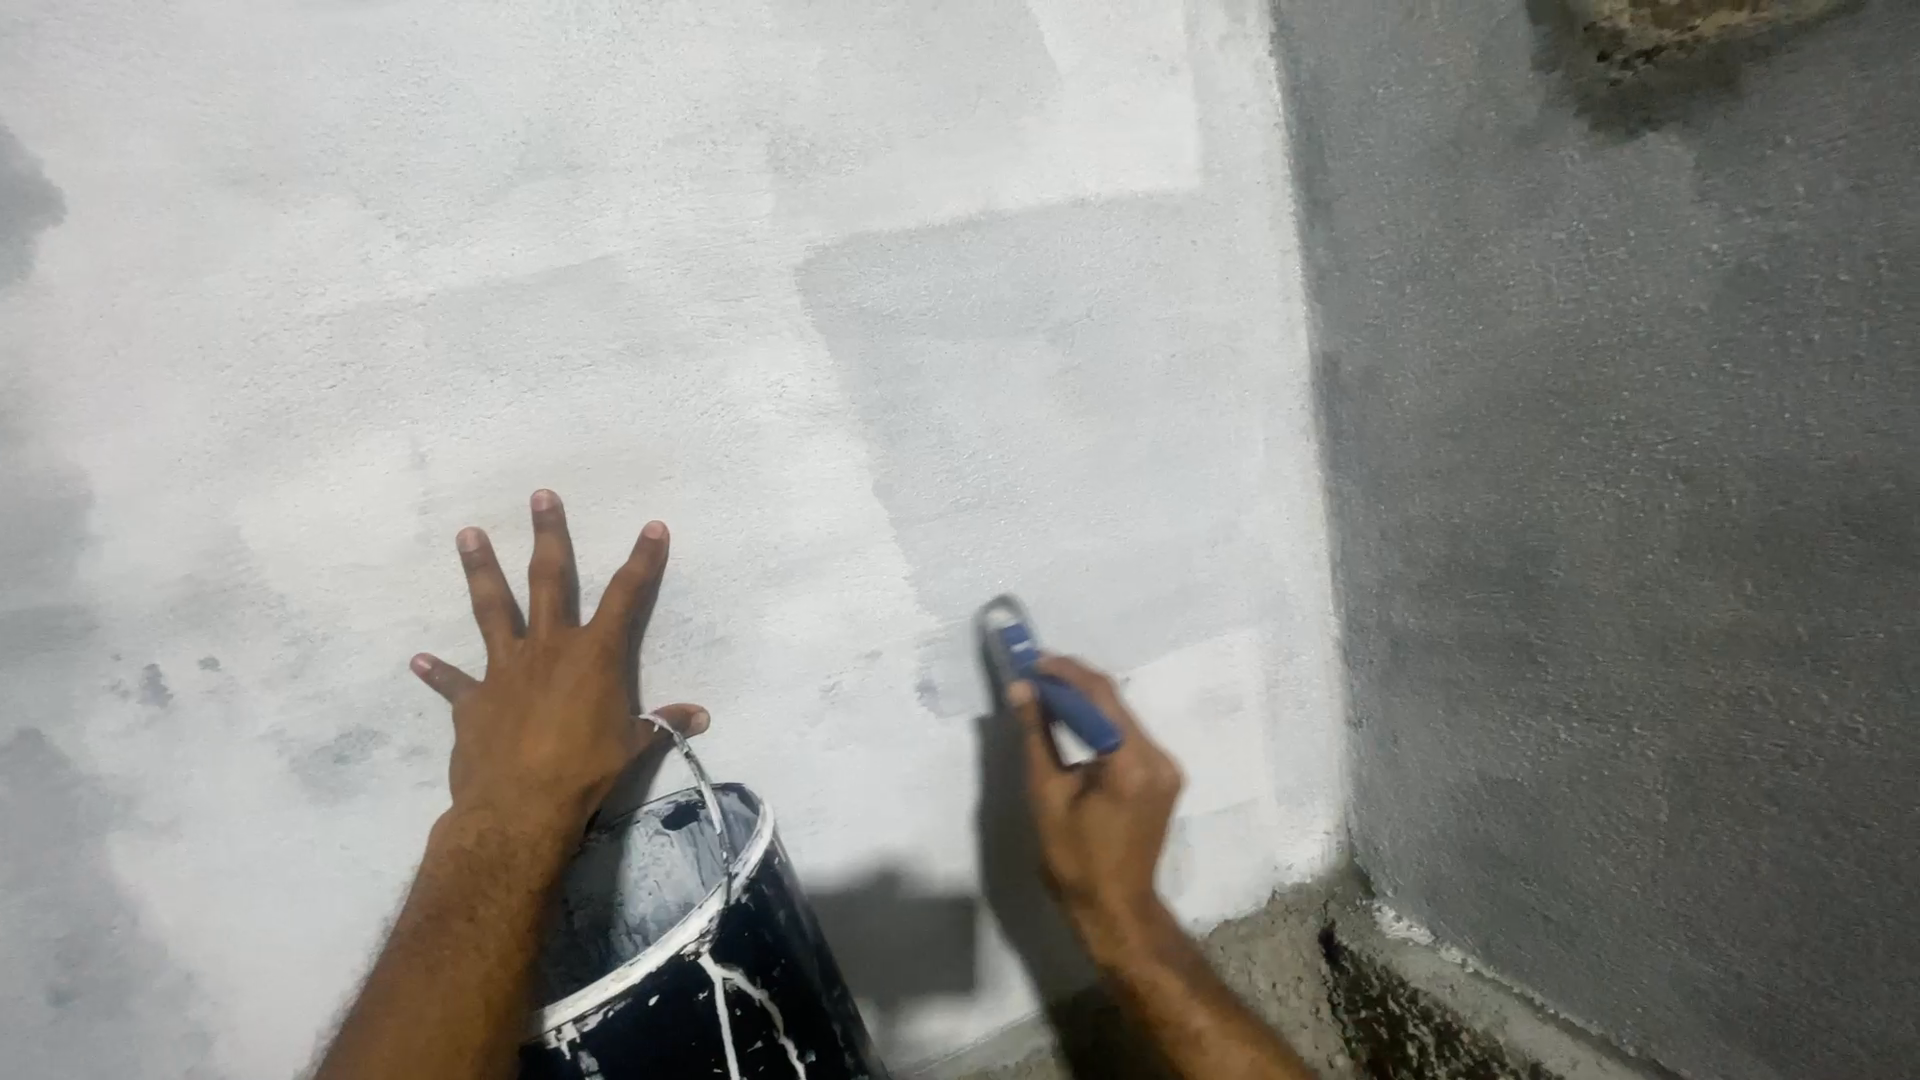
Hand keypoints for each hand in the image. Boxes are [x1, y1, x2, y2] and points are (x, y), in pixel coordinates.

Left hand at [410, 490, 707, 845]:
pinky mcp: (473, 701)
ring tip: (468, 533)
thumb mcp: (635, 745)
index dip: (643, 560)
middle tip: (540, 497)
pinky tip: (417, 659)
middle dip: (549, 536)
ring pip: (493, 609)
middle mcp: (549, 648)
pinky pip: (453, 682)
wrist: (519, 808)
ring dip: (481, 571)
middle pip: (550, 580)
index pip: (626, 596)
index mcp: (595, 654)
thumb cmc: (587, 770)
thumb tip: (701, 717)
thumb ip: (664, 723)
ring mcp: (505, 670)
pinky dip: (437, 672)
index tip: (653, 527)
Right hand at [1012, 656, 1183, 962]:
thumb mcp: (1046, 794)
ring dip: (1086, 701)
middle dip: (1073, 682)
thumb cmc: (1074, 858)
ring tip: (1046, 694)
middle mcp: (1159, 757)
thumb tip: (1022, 688)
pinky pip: (1129, 735)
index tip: (1032, 661)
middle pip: (1114, 702)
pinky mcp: (1165, 776)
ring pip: (1121, 716)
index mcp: (1130, 763)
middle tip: (1034, 673)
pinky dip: (1100, 723)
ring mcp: (1168, 767)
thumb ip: (1038, 734)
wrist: (1116, 907)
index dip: (1065, 672)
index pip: (1099, 696)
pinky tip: (1073, 722)